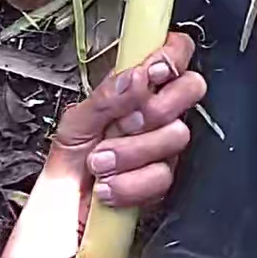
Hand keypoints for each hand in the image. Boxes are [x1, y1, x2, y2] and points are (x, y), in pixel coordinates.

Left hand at [48, 33, 205, 206]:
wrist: (65, 207)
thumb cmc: (70, 160)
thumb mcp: (77, 120)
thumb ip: (107, 95)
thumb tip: (136, 77)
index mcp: (136, 86)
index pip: (174, 50)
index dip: (171, 56)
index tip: (152, 72)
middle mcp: (155, 112)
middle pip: (192, 87)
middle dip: (155, 107)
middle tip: (125, 121)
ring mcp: (163, 146)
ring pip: (177, 134)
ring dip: (130, 151)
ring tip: (101, 158)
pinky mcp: (163, 180)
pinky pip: (162, 175)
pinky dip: (129, 183)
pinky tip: (110, 182)